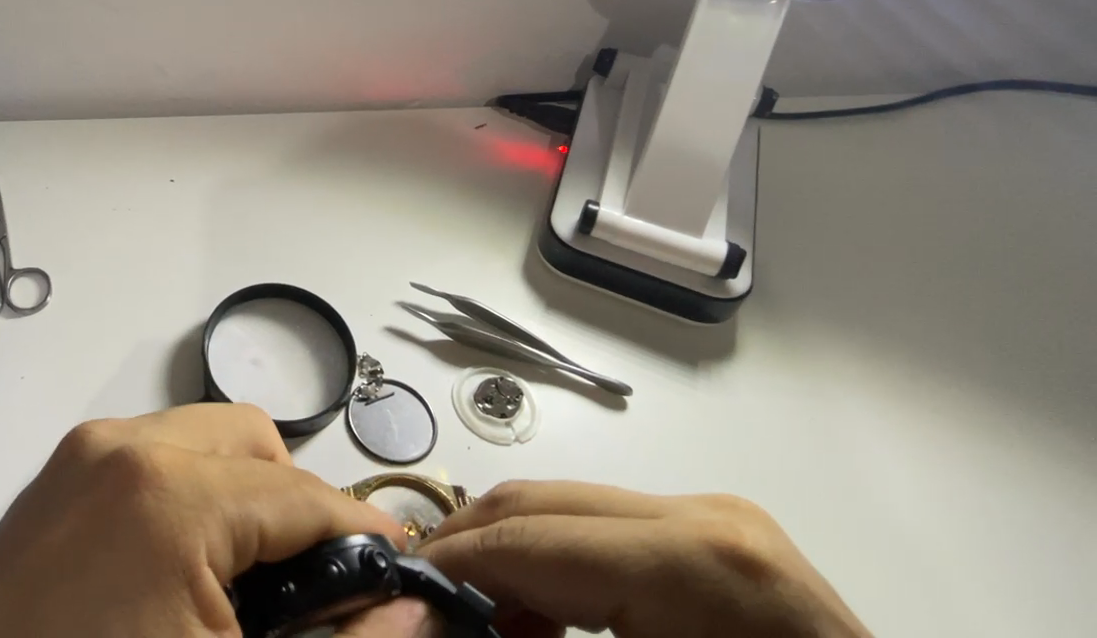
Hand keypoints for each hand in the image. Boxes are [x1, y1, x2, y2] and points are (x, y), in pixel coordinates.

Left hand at [0, 404, 404, 637]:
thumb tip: (411, 609)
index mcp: (169, 492)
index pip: (304, 494)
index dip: (366, 536)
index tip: (403, 579)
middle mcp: (122, 445)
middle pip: (252, 439)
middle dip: (297, 505)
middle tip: (311, 589)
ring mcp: (80, 455)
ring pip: (201, 439)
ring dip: (242, 495)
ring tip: (246, 584)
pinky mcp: (54, 478)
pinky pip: (151, 457)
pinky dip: (189, 496)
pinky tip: (182, 571)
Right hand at [417, 480, 873, 637]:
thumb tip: (447, 622)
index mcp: (689, 562)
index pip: (530, 539)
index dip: (454, 563)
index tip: (402, 588)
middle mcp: (701, 514)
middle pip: (539, 501)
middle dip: (469, 544)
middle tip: (425, 593)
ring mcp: (715, 514)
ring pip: (565, 504)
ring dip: (511, 552)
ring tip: (484, 614)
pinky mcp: (721, 528)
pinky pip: (607, 524)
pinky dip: (560, 560)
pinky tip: (545, 611)